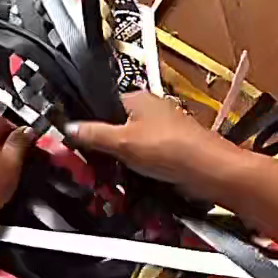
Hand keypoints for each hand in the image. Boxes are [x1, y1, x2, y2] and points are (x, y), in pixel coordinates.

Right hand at [63, 92, 249, 197]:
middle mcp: (151, 111)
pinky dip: (137, 169)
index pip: (103, 104)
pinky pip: (144, 159)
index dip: (88, 122)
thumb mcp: (122, 142)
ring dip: (121, 160)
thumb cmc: (171, 149)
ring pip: (130, 145)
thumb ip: (93, 134)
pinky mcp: (170, 151)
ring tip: (113, 173)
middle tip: (94, 162)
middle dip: (105, 146)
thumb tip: (68, 127)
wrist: (209, 172)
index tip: (77, 140)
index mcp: (138, 98)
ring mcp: (162, 131)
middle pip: (116, 126)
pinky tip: (133, 179)